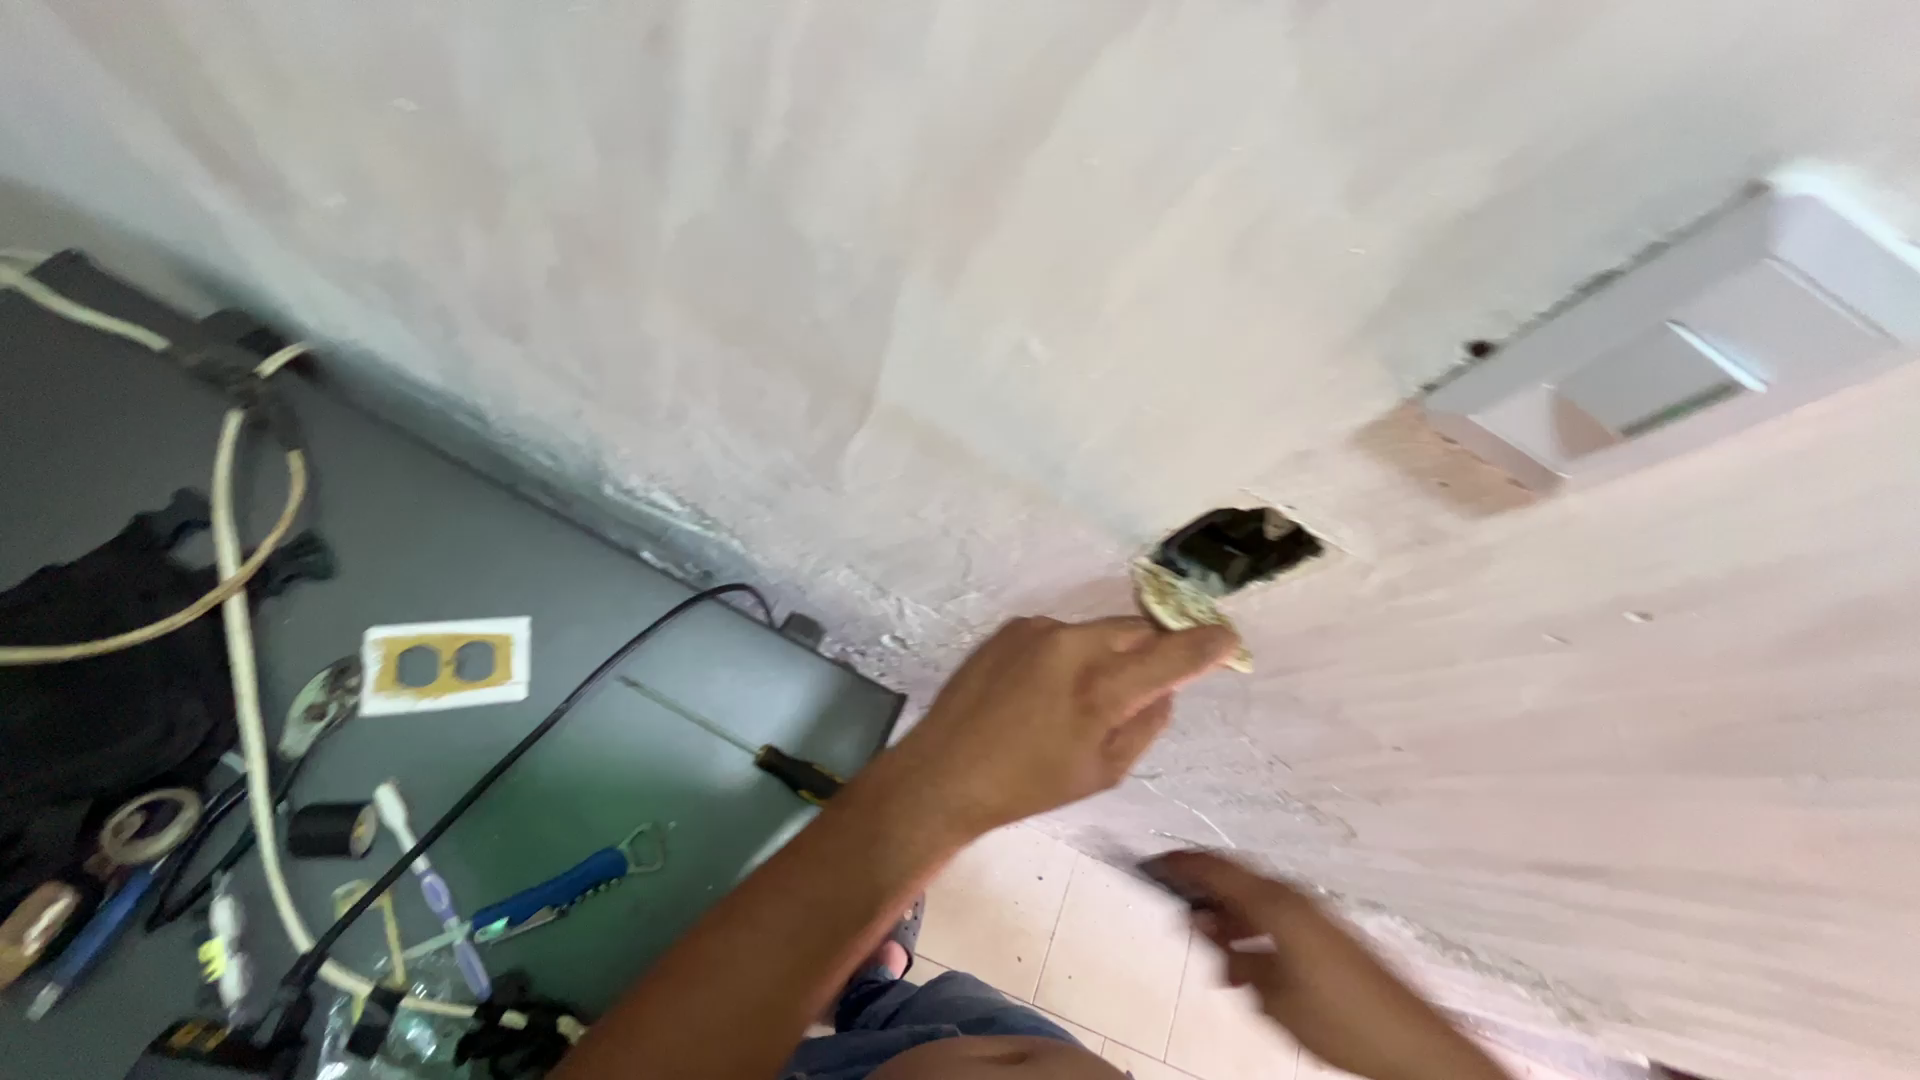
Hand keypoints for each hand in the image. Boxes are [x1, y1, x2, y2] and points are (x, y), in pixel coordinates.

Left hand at [874, 616, 1237, 837]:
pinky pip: (1060, 634)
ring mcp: (1037, 630)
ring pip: (1097, 632)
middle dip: (1150, 652)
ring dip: (1106, 654)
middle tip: (1144, 683)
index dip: (1205, 646)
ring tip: (1077, 698)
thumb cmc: (1030, 784)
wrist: (945, 770)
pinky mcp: (1011, 628)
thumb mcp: (1104, 770)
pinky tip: (1042, 689)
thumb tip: (1165, 688)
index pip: (1171, 655)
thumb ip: (1146, 722)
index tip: (1227, 638)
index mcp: (1100, 688)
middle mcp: (1072, 644)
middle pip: (1136, 632)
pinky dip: (1068, 654)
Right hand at [1150, 852, 1512, 1079]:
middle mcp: (1294, 897)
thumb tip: (1202, 923)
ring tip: (1213, 951)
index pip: (1217, 868)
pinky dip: (1253, 925)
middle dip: (1204, 891)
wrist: (1417, 1047)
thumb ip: (1230, 954)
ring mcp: (1315, 912)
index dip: (1181, 864)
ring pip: (1256, 897)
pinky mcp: (1328, 931)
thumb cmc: (1338, 1022)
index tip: (1152, 865)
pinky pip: (1276, 914)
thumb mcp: (1270, 996)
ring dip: (1229, 913)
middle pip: (1236, 878)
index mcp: (1276, 904)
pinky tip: (1247, 963)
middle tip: (1177, 911)